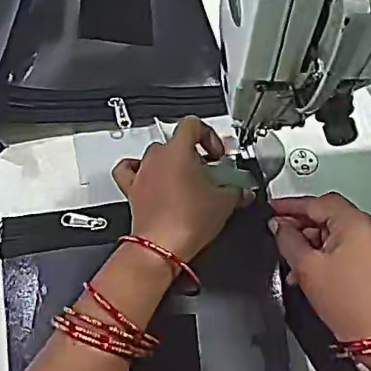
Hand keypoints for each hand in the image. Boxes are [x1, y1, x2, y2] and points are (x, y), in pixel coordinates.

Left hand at [111, 117, 243, 263]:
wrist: (162, 246)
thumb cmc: (186, 221)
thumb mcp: (224, 202)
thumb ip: (237, 190)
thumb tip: (241, 192)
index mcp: (178, 150)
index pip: (192, 124)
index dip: (209, 135)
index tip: (217, 154)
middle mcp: (157, 157)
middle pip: (176, 142)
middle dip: (194, 154)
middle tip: (209, 171)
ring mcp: (142, 172)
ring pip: (156, 155)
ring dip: (172, 164)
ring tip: (187, 181)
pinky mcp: (133, 190)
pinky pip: (129, 170)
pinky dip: (138, 170)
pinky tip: (150, 178)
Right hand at [270, 193, 370, 341]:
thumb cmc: (351, 302)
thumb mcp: (306, 266)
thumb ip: (287, 239)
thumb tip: (278, 226)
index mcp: (353, 222)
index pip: (315, 202)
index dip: (289, 205)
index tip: (272, 208)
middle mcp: (364, 229)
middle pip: (324, 214)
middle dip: (299, 223)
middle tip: (277, 230)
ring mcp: (367, 246)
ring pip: (329, 231)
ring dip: (307, 241)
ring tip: (290, 257)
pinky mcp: (366, 262)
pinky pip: (337, 246)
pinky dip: (319, 252)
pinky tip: (304, 269)